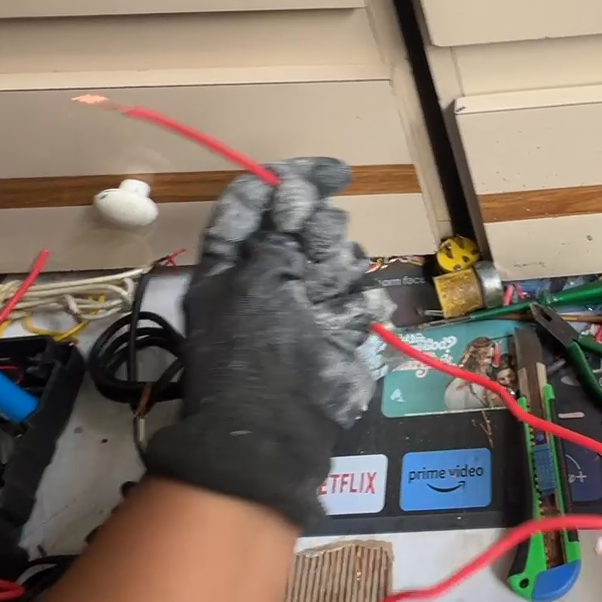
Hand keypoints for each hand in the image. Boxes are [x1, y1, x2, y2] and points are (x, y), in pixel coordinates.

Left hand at [143, 158, 390, 530]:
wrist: (279, 428)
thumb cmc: (253, 353)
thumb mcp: (254, 283)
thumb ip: (277, 231)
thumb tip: (293, 188)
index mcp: (235, 259)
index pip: (262, 199)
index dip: (294, 179)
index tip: (335, 173)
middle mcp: (274, 271)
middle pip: (312, 224)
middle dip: (321, 239)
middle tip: (313, 264)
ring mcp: (312, 298)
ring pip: (345, 256)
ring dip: (340, 277)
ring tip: (327, 309)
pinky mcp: (344, 323)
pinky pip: (366, 294)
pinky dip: (360, 308)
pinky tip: (347, 327)